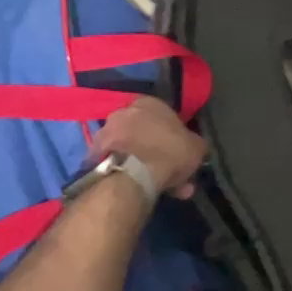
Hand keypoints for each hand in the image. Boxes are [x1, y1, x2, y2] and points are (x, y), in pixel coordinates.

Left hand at [91, 97, 206, 198]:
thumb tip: (194, 147)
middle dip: (159, 153)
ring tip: (160, 188)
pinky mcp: (94, 153)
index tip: (179, 152)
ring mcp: (106, 132)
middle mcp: (124, 111)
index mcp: (149, 102)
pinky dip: (130, 173)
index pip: (165, 115)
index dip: (174, 135)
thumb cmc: (170, 152)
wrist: (133, 173)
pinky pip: (119, 162)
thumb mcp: (197, 147)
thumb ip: (195, 144)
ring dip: (146, 165)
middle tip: (172, 173)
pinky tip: (143, 188)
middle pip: (146, 133)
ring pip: (132, 149)